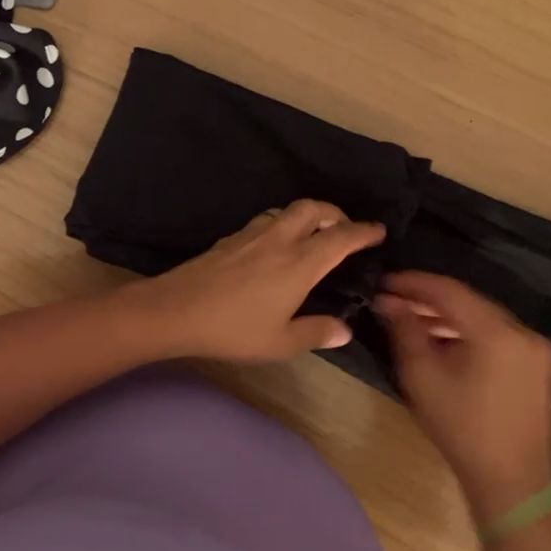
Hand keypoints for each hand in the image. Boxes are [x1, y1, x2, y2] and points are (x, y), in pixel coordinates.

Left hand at [126, 201, 385, 362]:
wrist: (173, 310)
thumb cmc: (232, 329)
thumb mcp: (280, 342)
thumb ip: (315, 333)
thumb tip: (344, 329)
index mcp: (298, 262)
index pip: (340, 237)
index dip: (362, 232)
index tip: (377, 232)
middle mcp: (276, 240)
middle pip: (311, 208)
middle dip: (334, 213)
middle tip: (344, 228)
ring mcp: (247, 237)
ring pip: (283, 211)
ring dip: (304, 216)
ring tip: (310, 236)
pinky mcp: (225, 241)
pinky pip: (261, 223)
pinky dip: (278, 226)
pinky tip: (273, 247)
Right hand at [373, 272, 550, 525]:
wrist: (511, 480)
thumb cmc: (460, 426)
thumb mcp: (421, 375)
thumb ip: (404, 330)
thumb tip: (387, 301)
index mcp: (498, 333)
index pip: (449, 290)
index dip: (412, 282)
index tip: (382, 281)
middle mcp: (525, 333)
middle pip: (470, 302)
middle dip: (428, 299)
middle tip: (392, 301)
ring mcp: (538, 352)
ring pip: (485, 319)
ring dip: (448, 317)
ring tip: (411, 322)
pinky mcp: (540, 369)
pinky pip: (499, 337)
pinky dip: (468, 333)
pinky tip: (443, 343)